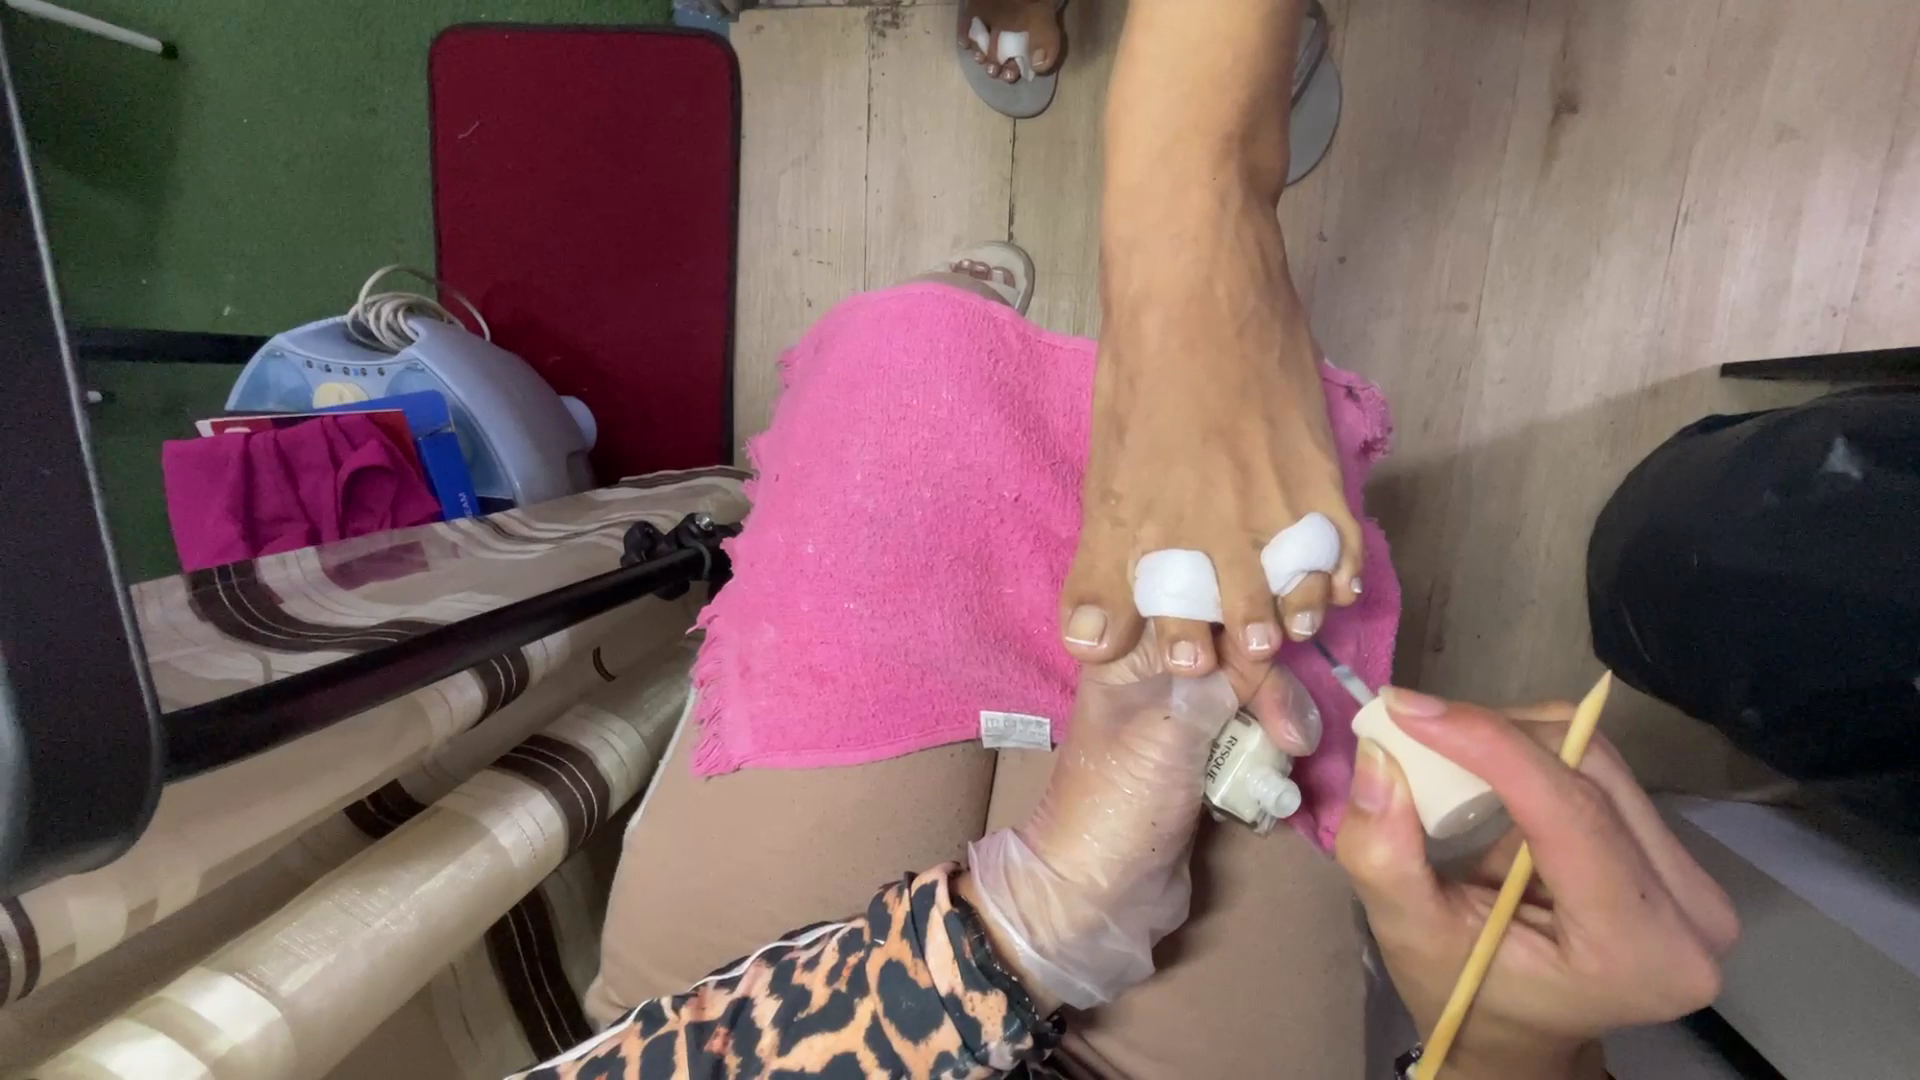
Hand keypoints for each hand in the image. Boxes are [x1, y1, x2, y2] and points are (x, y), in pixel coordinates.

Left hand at [962, 624, 1312, 1009]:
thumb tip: (1268, 634)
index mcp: (1126, 653)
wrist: (1102, 890)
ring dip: (1277, 716)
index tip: (1282, 642)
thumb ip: (1221, 679)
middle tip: (1291, 733)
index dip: (1239, 616)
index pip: (1190, 607)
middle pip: (1228, 649)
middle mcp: (1154, 673)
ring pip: (1245, 690)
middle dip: (1267, 683)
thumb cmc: (1119, 800)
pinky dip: (1268, 744)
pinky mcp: (1203, 752)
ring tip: (1294, 753)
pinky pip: (1247, 729)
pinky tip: (1285, 767)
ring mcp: (1180, 714)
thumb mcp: (1168, 731)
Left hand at [1062, 193, 1362, 691]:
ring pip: (1297, 596)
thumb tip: (1087, 646)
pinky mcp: (1321, 476)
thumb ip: (1100, 567)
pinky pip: (1340, 549)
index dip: (1186, 652)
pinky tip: (1331, 586)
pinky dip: (1337, 576)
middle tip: (1245, 650)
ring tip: (1286, 628)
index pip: (1176, 631)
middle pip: (1245, 622)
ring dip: (1292, 619)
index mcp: (1155, 539)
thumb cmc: (1138, 382)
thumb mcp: (1104, 477)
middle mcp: (1220, 535)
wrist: (1197, 294)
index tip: (1189, 659)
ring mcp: (1276, 508)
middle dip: (1242, 646)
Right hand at [1336, 692, 1739, 1077]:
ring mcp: (1690, 880)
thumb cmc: (1459, 992)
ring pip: (1593, 754)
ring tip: (1441, 754)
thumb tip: (1378, 754)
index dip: (1486, 743)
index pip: (1570, 810)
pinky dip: (1523, 749)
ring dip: (1505, 736)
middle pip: (1590, 767)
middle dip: (1490, 733)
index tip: (1402, 707)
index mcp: (1637, 950)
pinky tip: (1480, 770)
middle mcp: (1691, 911)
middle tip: (1410, 731)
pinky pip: (1592, 765)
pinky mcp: (1668, 853)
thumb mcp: (1404, 932)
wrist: (1515, 1028)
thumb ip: (1383, 852)